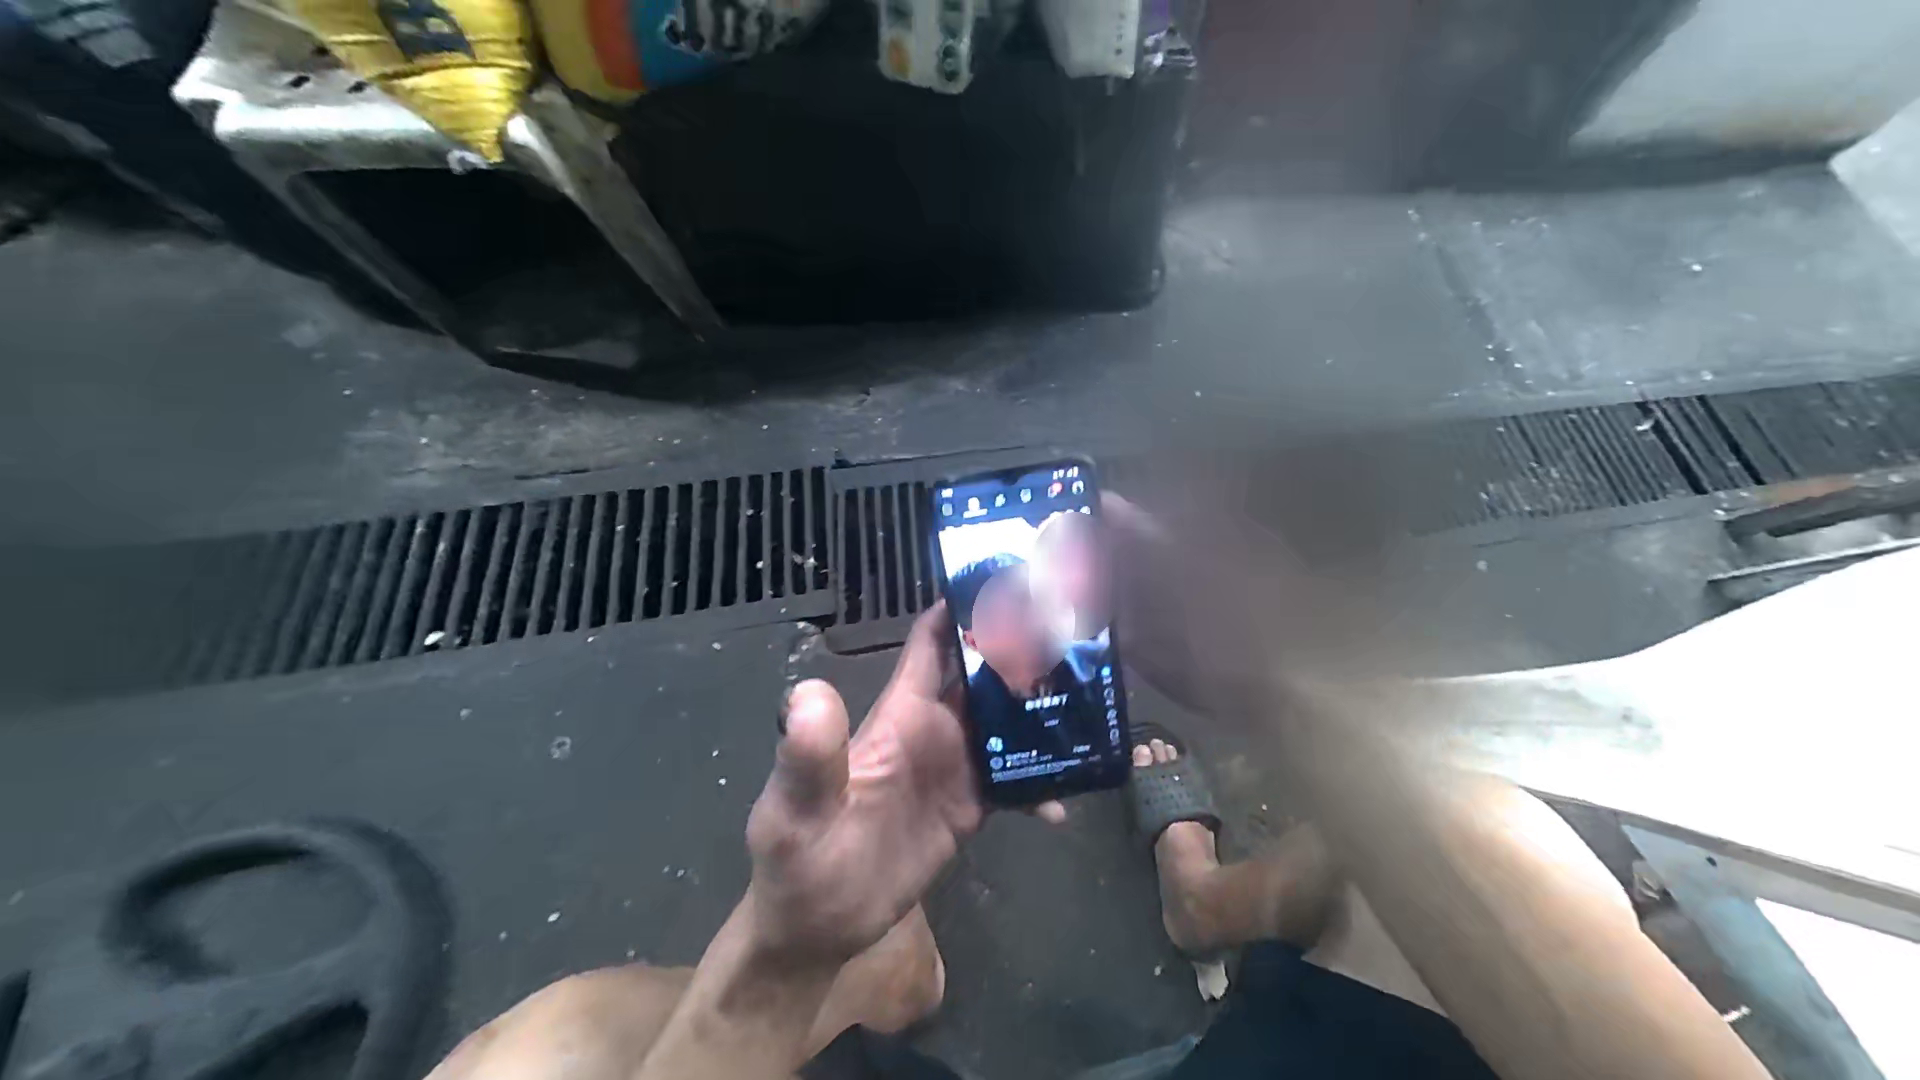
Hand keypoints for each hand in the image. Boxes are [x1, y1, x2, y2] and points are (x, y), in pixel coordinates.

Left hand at [743, 602, 1063, 965]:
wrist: (818, 926)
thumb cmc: (798, 859)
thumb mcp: (794, 809)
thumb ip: (807, 755)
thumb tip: (808, 690)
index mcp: (900, 713)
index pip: (932, 644)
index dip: (964, 608)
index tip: (1014, 580)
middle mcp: (934, 729)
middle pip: (986, 676)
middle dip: (1025, 652)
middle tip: (1080, 636)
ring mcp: (955, 767)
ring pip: (1009, 724)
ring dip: (1045, 714)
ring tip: (1096, 709)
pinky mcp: (969, 807)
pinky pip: (1016, 783)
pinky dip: (1043, 785)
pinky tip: (1066, 802)